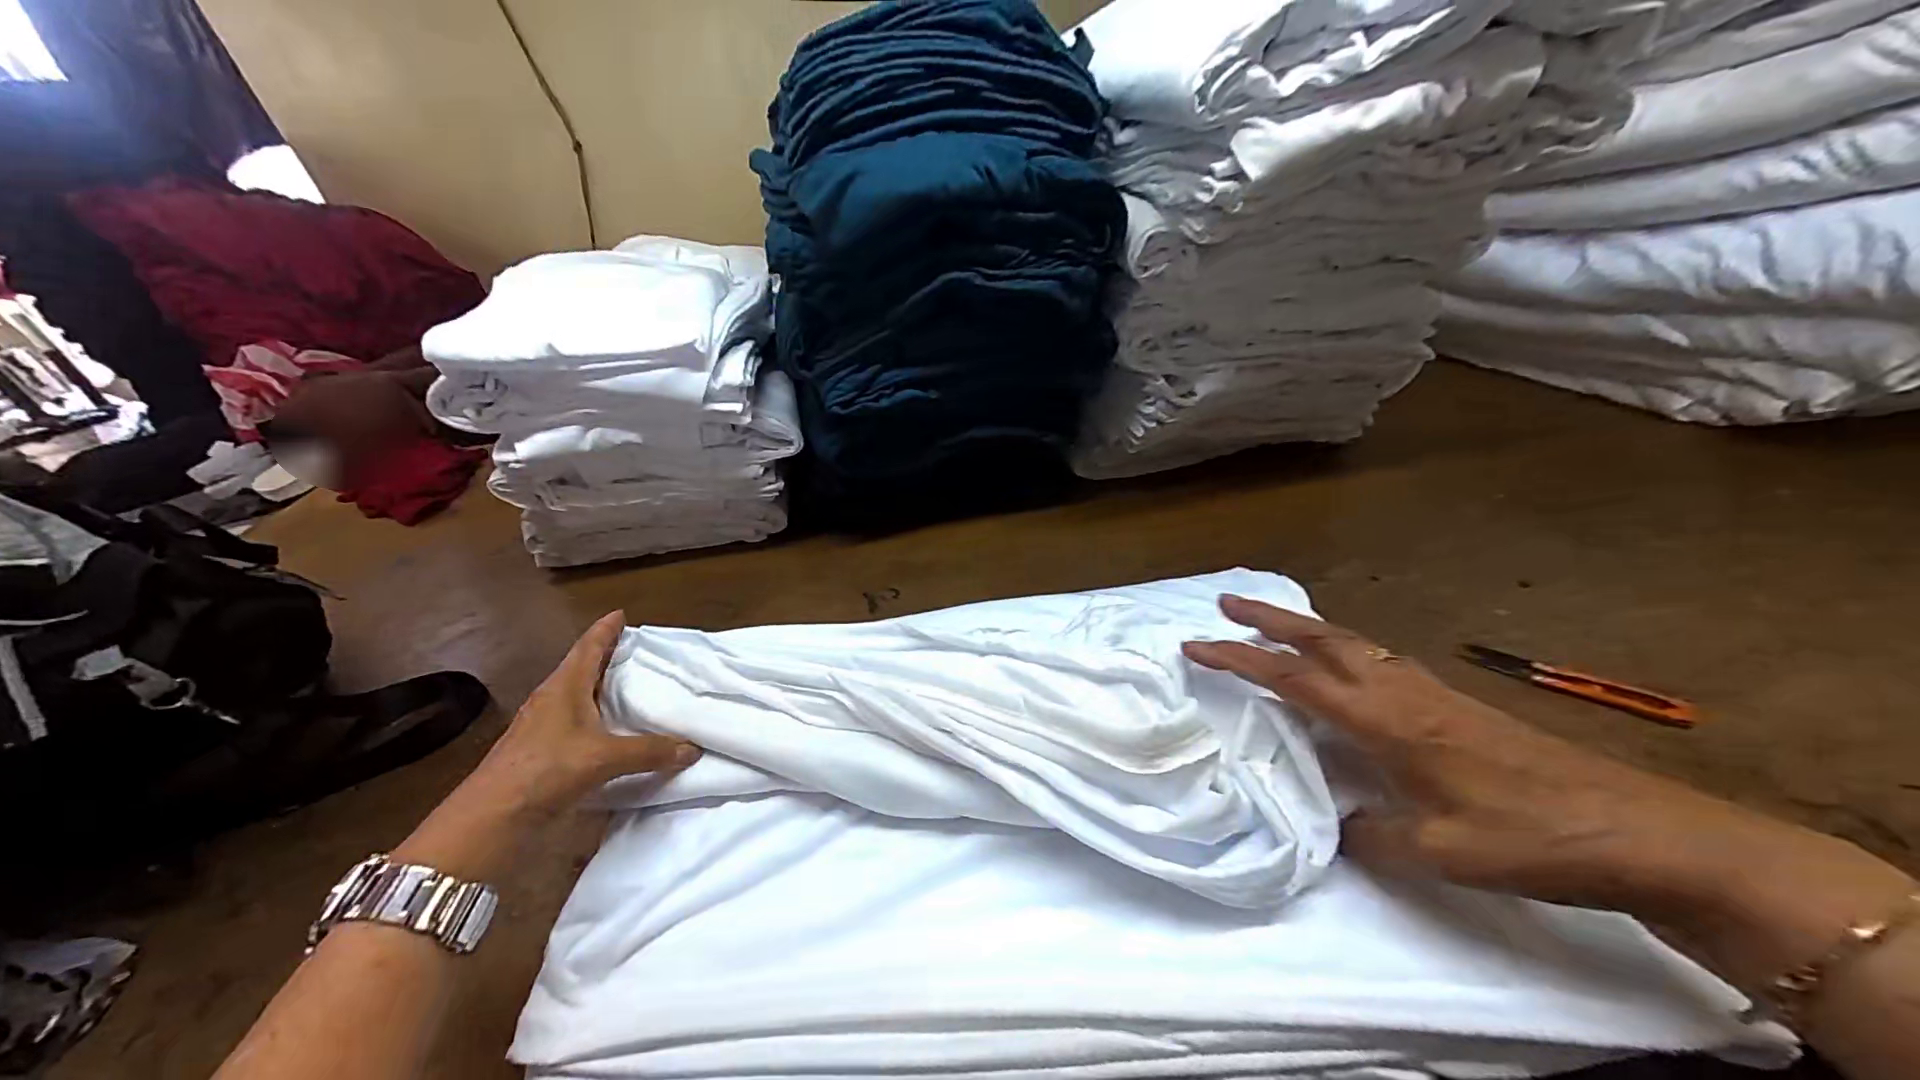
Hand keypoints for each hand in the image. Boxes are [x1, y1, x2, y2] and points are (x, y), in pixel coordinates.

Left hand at [390, 613, 698, 882]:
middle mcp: (552, 700)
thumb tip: (692, 748)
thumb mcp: (604, 758)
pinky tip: (613, 730)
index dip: (605, 630)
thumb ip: (649, 752)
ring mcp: (543, 727)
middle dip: (607, 656)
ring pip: (578, 696)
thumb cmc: (544, 771)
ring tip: (632, 686)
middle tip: (639, 649)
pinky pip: (577, 722)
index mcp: (564, 687)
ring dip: (601, 688)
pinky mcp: (541, 752)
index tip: (621, 614)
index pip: (588, 648)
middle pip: (582, 668)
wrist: (488, 821)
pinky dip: (597, 717)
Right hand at [1181, 594, 1911, 985]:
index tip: (1195, 645)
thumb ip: (1372, 836)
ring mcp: (1430, 692)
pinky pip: (1379, 658)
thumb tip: (1335, 826)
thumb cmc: (1531, 838)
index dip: (1239, 659)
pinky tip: (1348, 667)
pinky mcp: (1453, 702)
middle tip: (1226, 602)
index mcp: (1384, 721)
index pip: (1293, 678)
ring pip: (1352, 642)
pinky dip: (1344, 647)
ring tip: (1273, 625)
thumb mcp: (1439, 851)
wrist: (1641, 831)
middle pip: (1321, 637)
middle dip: (1268, 618)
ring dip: (1305, 627)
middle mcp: (1400, 692)